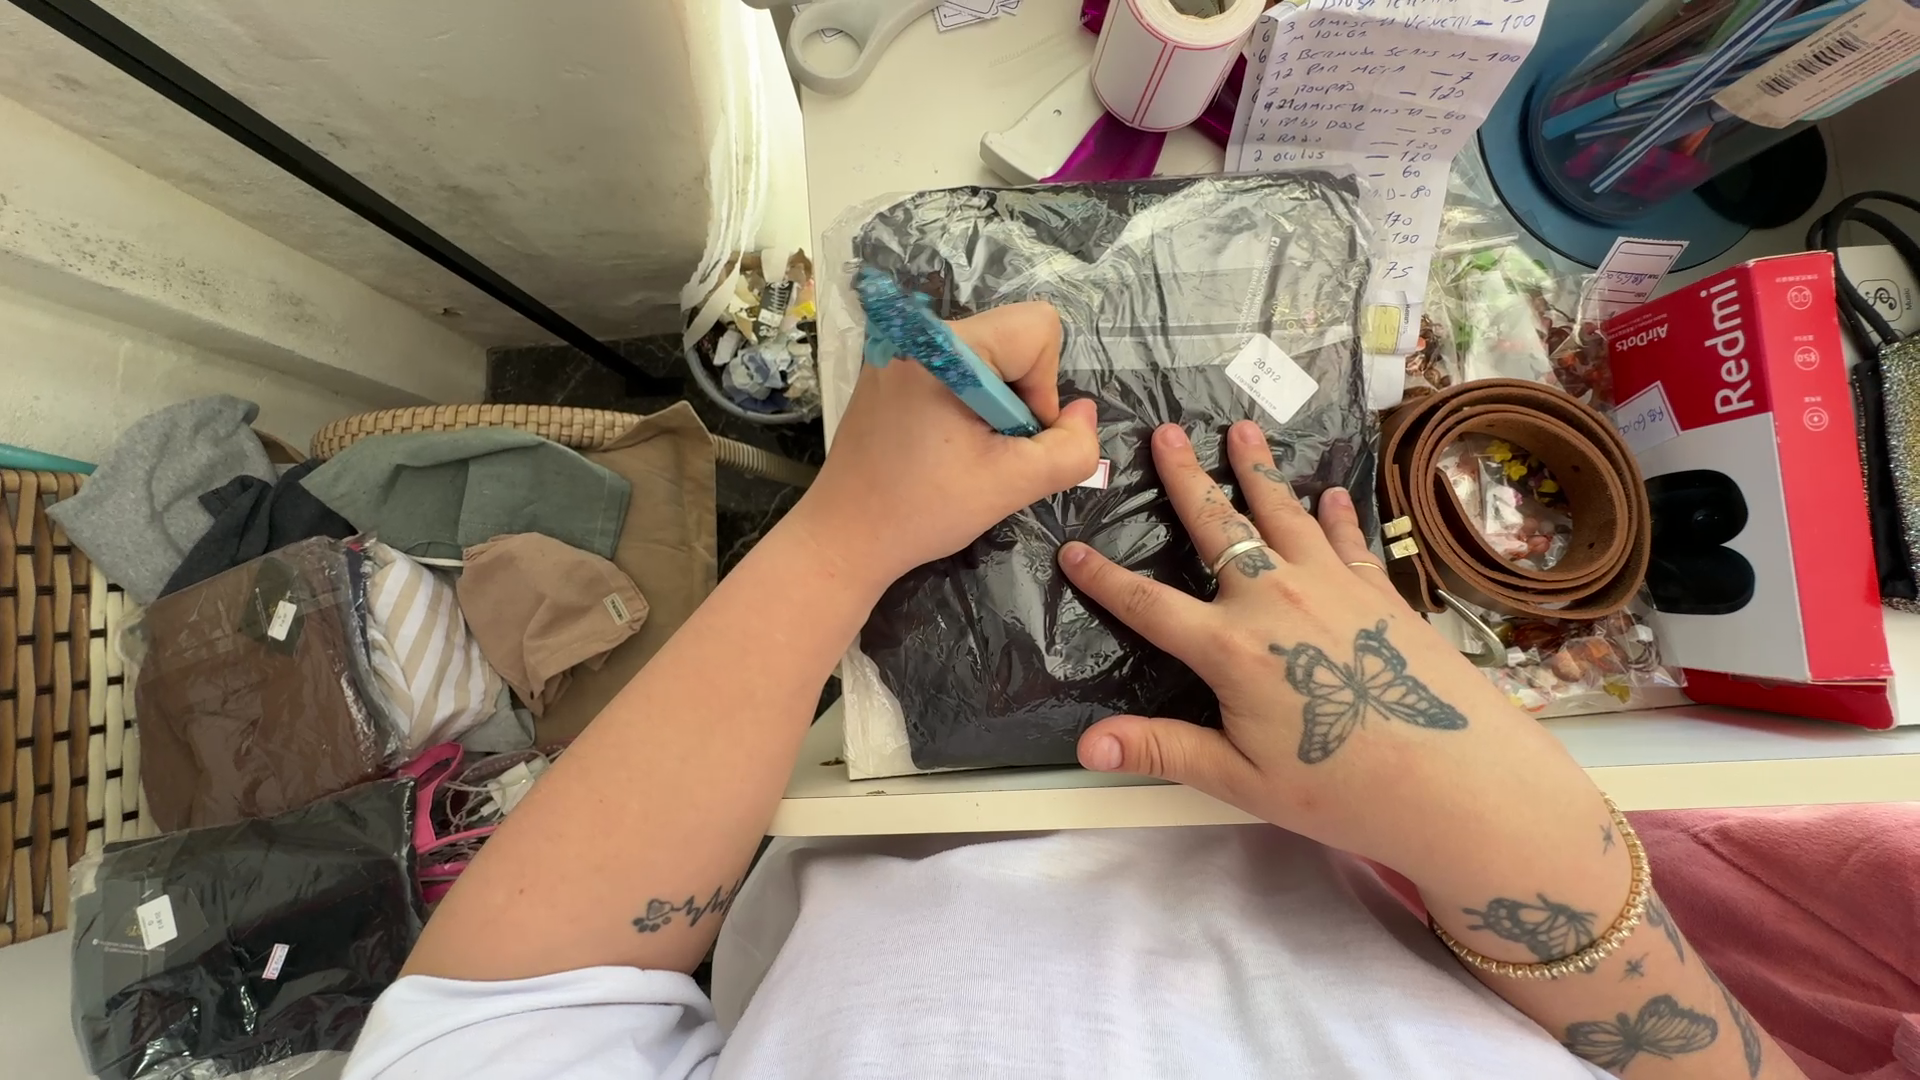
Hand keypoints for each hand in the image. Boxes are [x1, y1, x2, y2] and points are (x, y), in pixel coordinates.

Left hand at [795, 301, 1099, 586]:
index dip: (1043, 388)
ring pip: (988, 357)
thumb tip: (1083, 414)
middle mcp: (918, 333)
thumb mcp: (1012, 485)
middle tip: (989, 451)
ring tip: (963, 453)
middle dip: (1019, 398)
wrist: (844, 538)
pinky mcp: (890, 373)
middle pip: (1013, 339)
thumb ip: (1070, 449)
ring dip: (995, 406)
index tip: (1013, 437)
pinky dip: (967, 406)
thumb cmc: (921, 511)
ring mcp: (899, 351)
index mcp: (945, 348)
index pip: (1038, 327)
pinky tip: (943, 447)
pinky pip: (956, 370)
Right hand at [1057, 419, 1579, 881]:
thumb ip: (1160, 750)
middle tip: (1166, 431)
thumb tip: (1085, 745)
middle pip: (1217, 526)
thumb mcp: (1239, 780)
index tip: (1071, 549)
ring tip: (1241, 430)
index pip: (1147, 604)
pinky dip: (1335, 513)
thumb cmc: (1344, 791)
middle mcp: (1273, 598)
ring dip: (1258, 469)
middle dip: (1185, 477)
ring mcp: (1330, 586)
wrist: (1467, 787)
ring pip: (1282, 513)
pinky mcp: (1377, 592)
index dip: (1103, 578)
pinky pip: (1347, 538)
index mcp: (1229, 646)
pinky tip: (1331, 493)